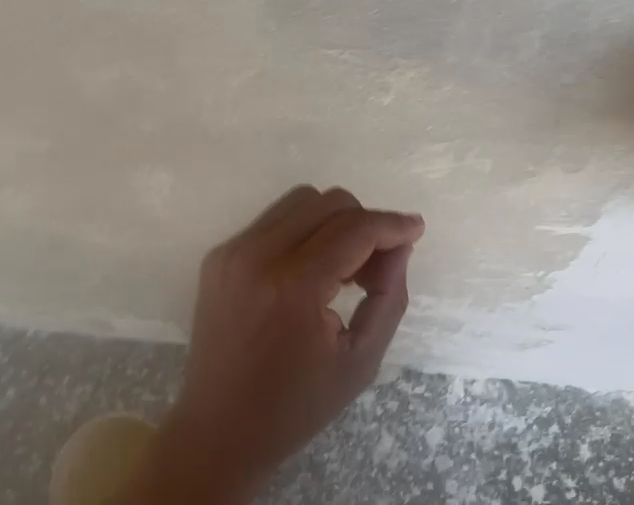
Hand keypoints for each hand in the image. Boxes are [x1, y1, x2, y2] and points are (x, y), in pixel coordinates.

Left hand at [125, 186, 424, 504]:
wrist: (217, 432)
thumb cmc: (295, 407)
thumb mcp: (361, 361)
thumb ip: (389, 296)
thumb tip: (400, 245)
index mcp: (293, 287)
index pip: (353, 229)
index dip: (391, 224)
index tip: (416, 228)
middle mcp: (257, 256)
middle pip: (327, 202)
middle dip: (362, 223)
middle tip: (374, 268)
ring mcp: (232, 252)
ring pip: (299, 201)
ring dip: (332, 223)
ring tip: (341, 271)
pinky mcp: (219, 256)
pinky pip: (273, 220)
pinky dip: (302, 233)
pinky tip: (309, 274)